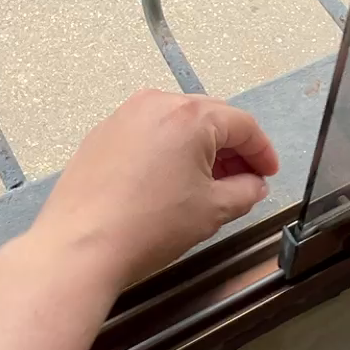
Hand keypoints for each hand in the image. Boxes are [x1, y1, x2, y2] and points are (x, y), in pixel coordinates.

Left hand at [29, 90, 279, 290]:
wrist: (80, 246)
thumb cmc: (151, 226)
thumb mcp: (212, 211)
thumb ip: (245, 191)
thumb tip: (253, 185)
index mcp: (190, 115)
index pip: (242, 124)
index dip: (262, 151)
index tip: (269, 174)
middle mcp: (156, 103)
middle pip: (209, 117)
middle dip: (231, 148)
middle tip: (243, 180)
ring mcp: (124, 116)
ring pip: (176, 123)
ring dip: (198, 148)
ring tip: (207, 183)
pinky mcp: (101, 134)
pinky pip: (147, 133)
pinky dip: (166, 150)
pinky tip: (167, 181)